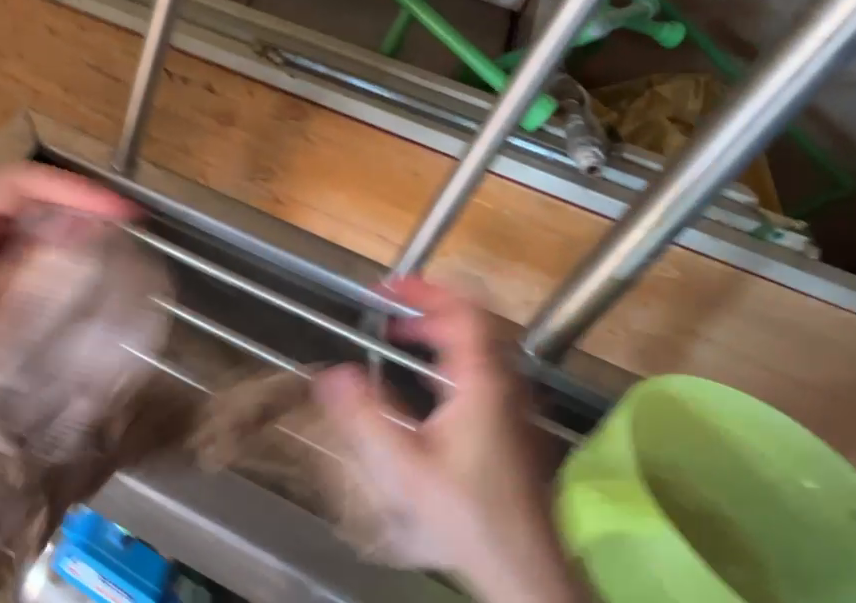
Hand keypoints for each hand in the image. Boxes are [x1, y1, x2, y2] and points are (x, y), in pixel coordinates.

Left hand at [0, 165, 137, 459]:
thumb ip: (35, 269)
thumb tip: (85, 230)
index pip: (18, 184)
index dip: (74, 192)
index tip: (121, 213)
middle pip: (14, 201)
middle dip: (65, 215)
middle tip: (118, 234)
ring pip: (9, 231)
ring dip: (51, 241)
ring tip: (100, 254)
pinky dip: (31, 265)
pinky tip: (62, 279)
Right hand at [314, 279, 585, 602]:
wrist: (524, 568)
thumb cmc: (467, 514)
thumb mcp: (404, 465)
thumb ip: (365, 416)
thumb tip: (331, 372)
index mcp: (482, 383)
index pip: (463, 312)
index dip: (425, 290)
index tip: (387, 288)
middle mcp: (505, 385)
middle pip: (475, 322)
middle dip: (429, 306)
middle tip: (389, 308)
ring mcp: (514, 404)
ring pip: (482, 344)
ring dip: (441, 330)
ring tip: (401, 334)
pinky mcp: (513, 424)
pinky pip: (485, 367)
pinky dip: (452, 354)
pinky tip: (426, 378)